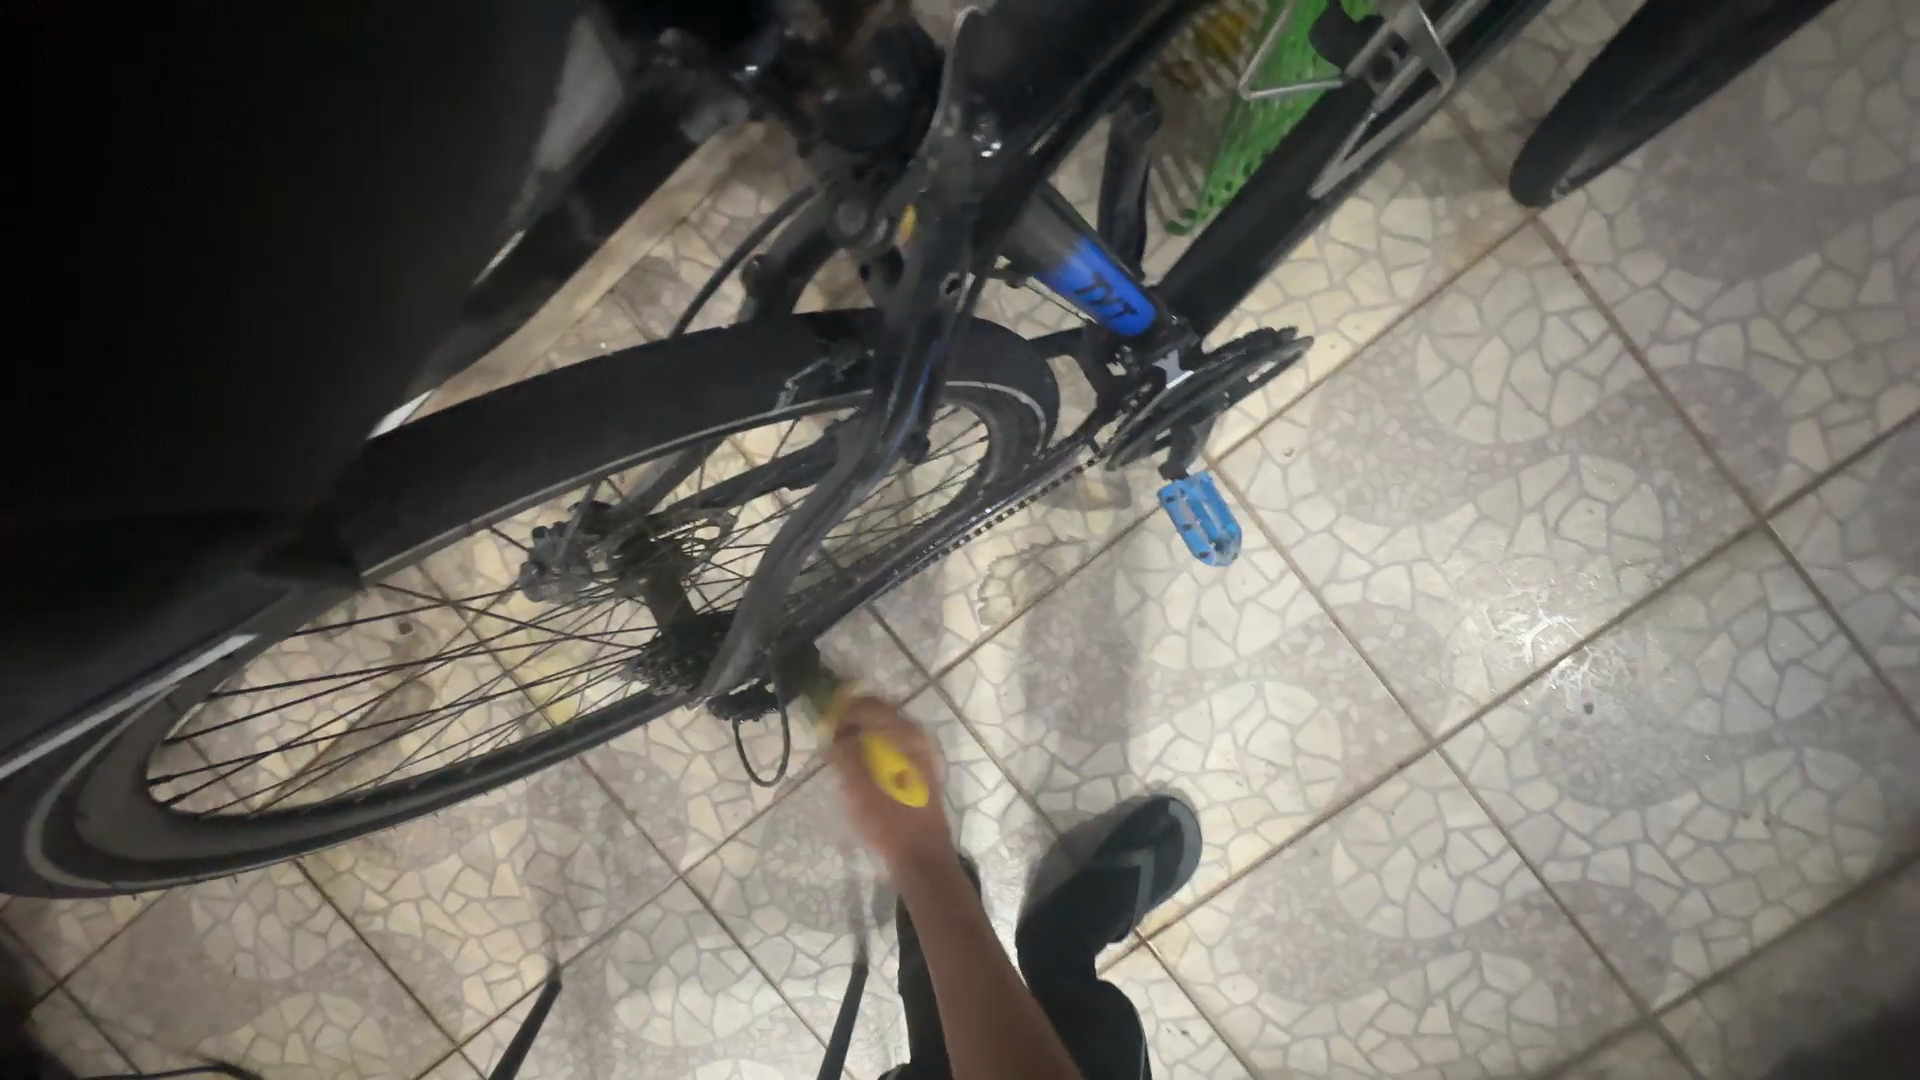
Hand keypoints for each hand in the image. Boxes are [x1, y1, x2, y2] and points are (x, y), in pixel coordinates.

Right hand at [830, 696, 953, 875]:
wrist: (922, 857)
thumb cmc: (890, 823)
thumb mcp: (860, 789)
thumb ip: (846, 757)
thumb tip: (835, 737)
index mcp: (906, 735)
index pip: (871, 705)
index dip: (845, 712)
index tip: (826, 729)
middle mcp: (918, 737)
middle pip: (880, 716)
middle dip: (853, 723)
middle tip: (831, 741)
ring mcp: (922, 754)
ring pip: (885, 732)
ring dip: (862, 737)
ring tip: (840, 756)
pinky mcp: (920, 770)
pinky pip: (892, 748)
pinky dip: (873, 751)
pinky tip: (859, 771)